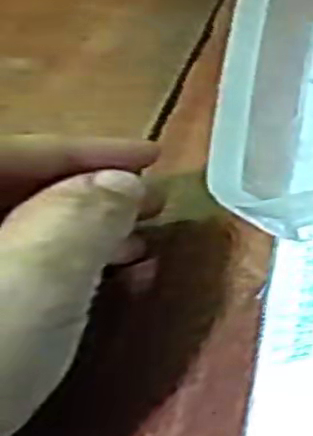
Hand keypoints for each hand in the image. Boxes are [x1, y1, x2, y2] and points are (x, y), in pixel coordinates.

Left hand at [0, 136, 160, 435]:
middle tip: (152, 204)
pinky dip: (37, 261)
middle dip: (74, 190)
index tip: (153, 158)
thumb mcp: (35, 285)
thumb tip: (118, 182)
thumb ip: (80, 218)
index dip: (75, 150)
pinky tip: (83, 278)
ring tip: (132, 244)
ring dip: (62, 228)